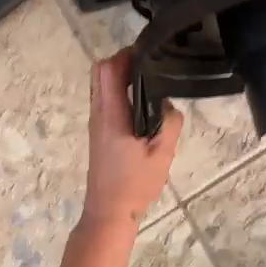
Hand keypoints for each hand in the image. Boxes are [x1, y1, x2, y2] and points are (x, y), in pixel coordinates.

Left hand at [82, 51, 181, 228]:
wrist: (109, 212)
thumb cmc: (135, 183)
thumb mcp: (162, 153)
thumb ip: (169, 122)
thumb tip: (168, 103)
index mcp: (112, 114)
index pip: (109, 69)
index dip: (127, 55)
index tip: (149, 54)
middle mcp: (99, 112)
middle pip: (100, 71)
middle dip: (122, 61)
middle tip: (150, 64)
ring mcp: (96, 122)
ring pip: (100, 84)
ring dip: (120, 76)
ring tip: (149, 80)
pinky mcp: (98, 131)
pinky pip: (104, 98)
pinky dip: (119, 90)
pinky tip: (141, 102)